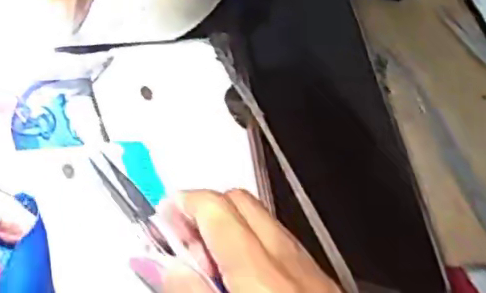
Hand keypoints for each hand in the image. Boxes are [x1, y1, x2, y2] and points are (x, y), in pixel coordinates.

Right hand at [136, 190, 340, 292]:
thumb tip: (166, 266)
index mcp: (263, 277)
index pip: (210, 204)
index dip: (178, 208)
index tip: (161, 232)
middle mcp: (298, 272)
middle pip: (239, 201)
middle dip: (205, 213)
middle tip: (185, 250)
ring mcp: (324, 285)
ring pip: (268, 228)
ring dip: (234, 237)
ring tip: (217, 278)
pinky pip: (291, 258)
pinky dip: (262, 260)